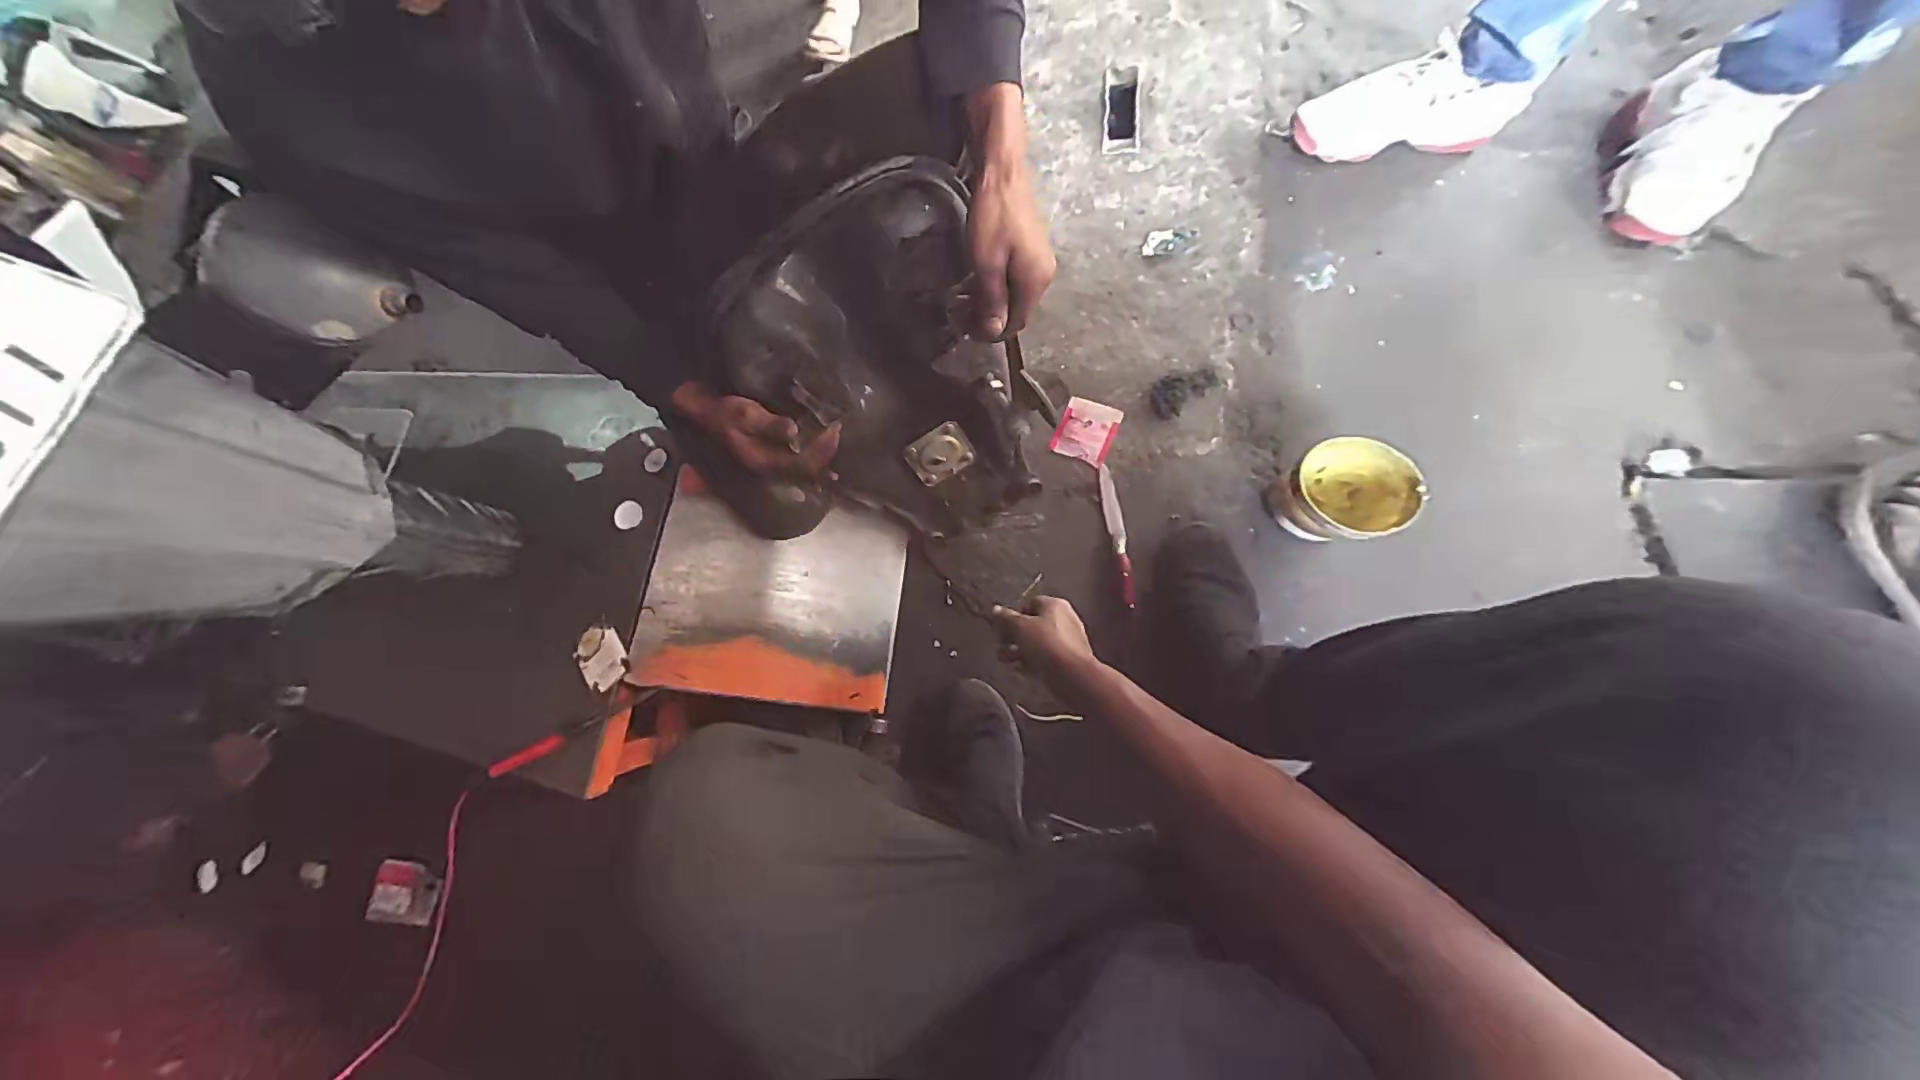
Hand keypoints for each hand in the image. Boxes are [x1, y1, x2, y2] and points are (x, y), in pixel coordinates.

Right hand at [672, 382, 840, 479]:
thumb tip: (792, 429)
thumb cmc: (721, 412)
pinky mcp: (769, 457)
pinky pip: (796, 462)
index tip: (834, 431)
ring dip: (821, 457)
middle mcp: (769, 469)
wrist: (701, 414)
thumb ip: (769, 424)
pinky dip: (812, 457)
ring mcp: (769, 465)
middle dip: (826, 453)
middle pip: (807, 470)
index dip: (822, 450)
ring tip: (833, 439)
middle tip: (836, 431)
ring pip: (803, 469)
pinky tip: (820, 451)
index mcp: (764, 461)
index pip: (803, 463)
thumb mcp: (744, 414)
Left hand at [966, 84, 1056, 340]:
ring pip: (1013, 296)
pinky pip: (1013, 280)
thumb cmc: (994, 216)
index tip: (967, 329)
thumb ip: (992, 301)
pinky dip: (995, 286)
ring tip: (963, 298)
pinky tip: (976, 281)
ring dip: (989, 302)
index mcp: (1036, 282)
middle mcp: (1044, 276)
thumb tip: (995, 332)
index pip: (1016, 323)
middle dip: (989, 317)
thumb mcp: (987, 264)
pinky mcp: (1031, 251)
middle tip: (960, 313)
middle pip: (1016, 311)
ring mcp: (1039, 263)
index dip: (991, 331)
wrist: (1004, 172)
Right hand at [993, 596, 1095, 682]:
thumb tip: (995, 610)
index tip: (1002, 628)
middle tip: (1001, 645)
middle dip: (1014, 636)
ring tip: (1006, 659)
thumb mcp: (1019, 627)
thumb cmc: (1045, 644)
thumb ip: (1005, 618)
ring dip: (1019, 650)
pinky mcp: (1068, 659)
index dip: (1014, 615)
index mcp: (1055, 605)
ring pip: (1038, 642)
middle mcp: (1064, 618)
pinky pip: (1046, 656)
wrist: (1072, 674)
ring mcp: (1068, 640)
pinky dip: (1033, 661)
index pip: (1029, 604)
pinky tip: (1022, 670)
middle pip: (1033, 624)